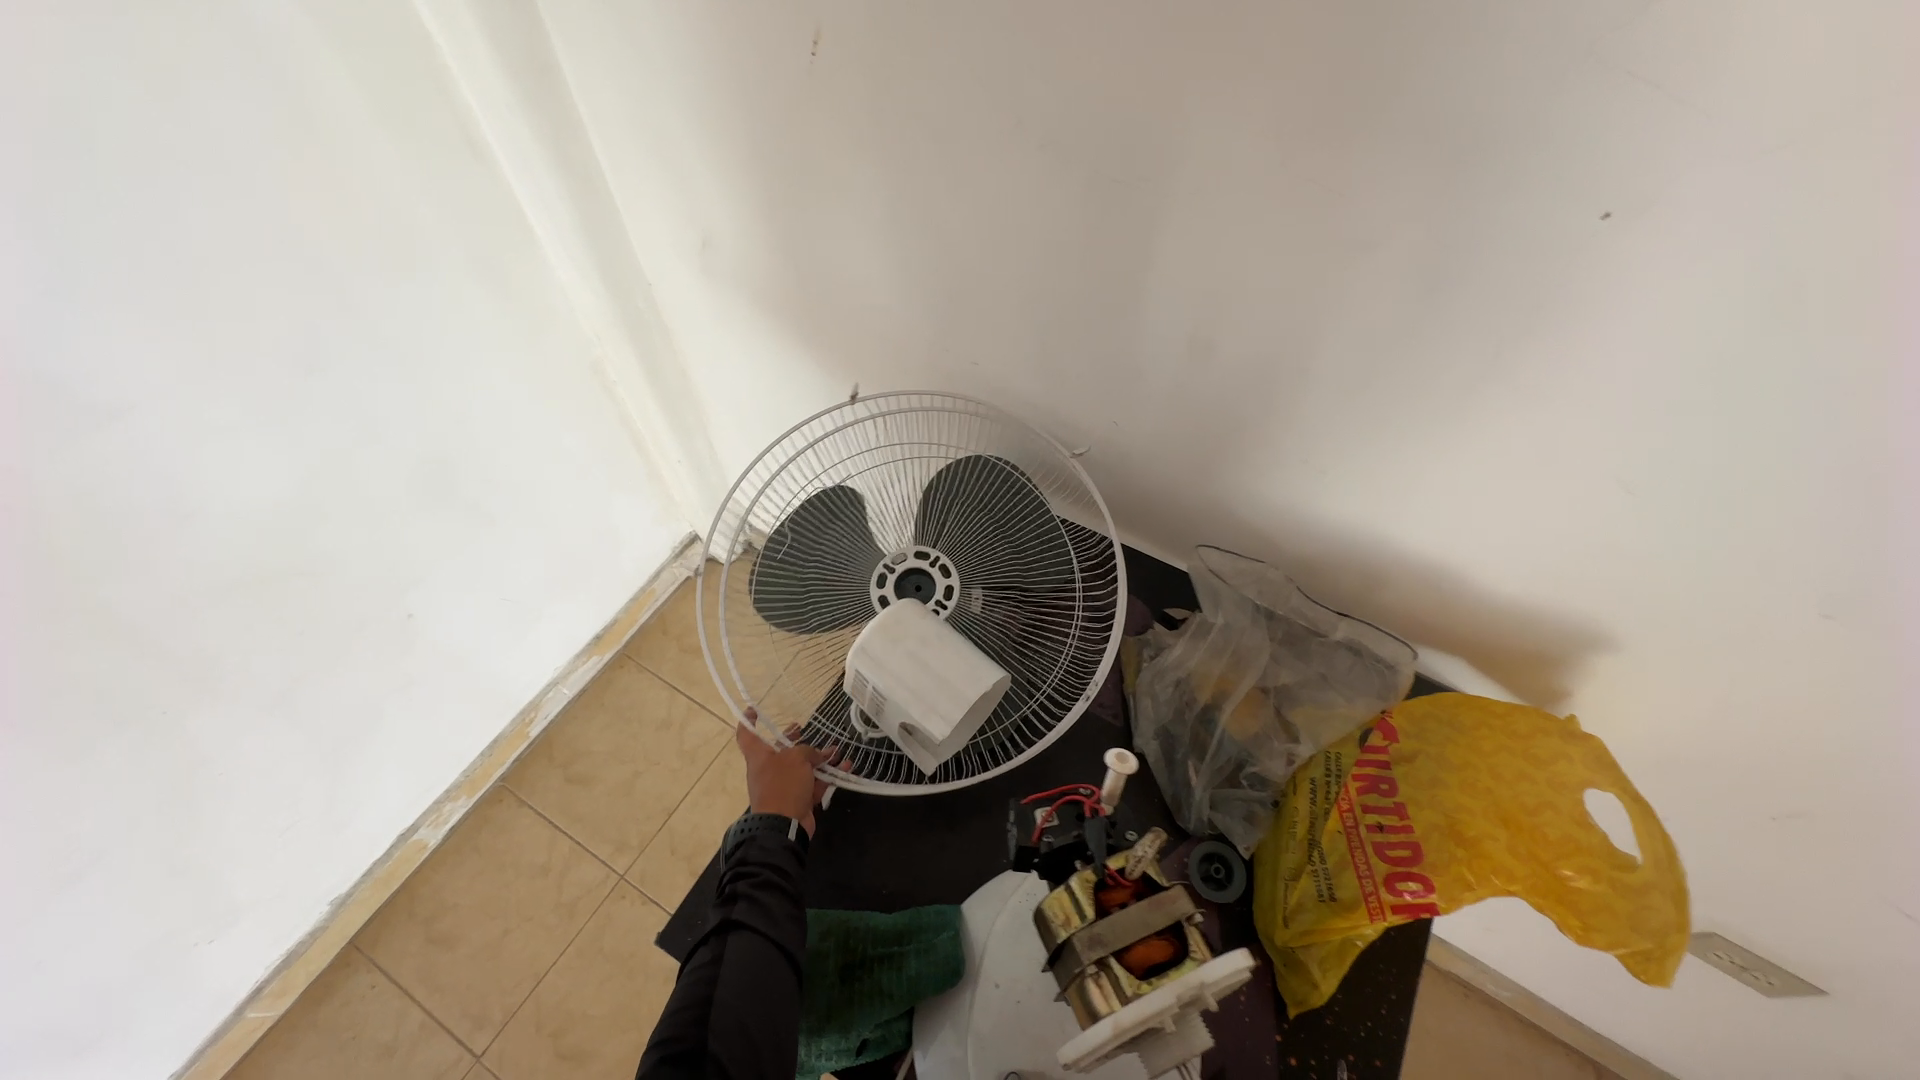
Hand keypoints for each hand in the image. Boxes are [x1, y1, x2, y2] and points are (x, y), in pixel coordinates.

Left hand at [735, 707, 836, 836]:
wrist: (783, 825)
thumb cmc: (782, 785)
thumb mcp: (796, 758)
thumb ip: (808, 751)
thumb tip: (821, 754)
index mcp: (759, 756)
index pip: (747, 734)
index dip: (748, 721)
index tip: (753, 709)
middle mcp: (769, 769)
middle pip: (779, 750)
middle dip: (792, 739)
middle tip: (803, 727)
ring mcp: (785, 785)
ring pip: (802, 767)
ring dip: (818, 757)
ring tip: (835, 747)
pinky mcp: (799, 799)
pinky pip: (815, 783)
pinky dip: (829, 775)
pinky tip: (845, 766)